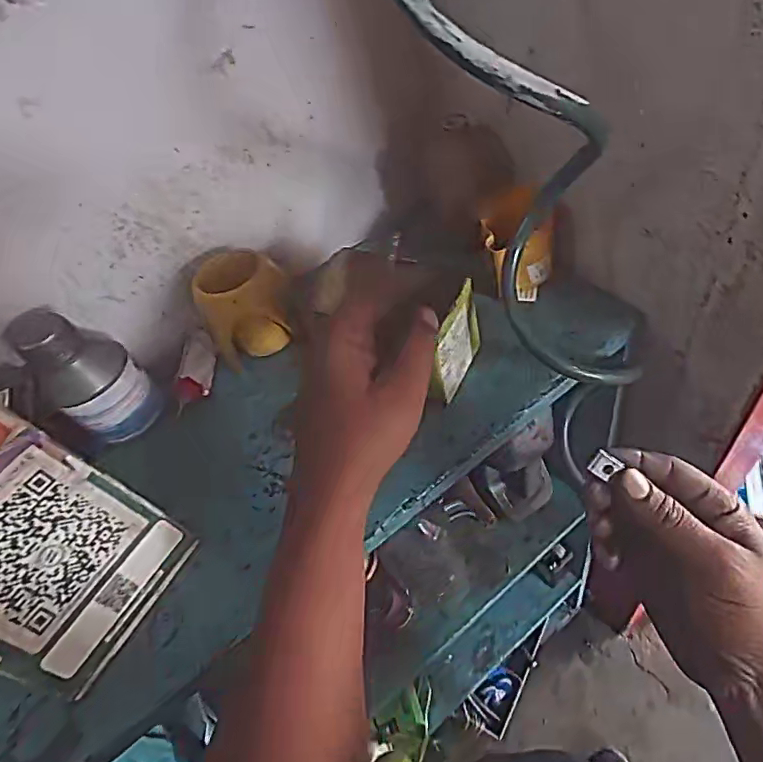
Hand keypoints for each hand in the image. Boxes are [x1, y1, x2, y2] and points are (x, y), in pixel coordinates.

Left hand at [291, 261, 438, 500]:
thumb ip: (416, 347)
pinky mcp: (329, 383)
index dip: (408, 278)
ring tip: (427, 312)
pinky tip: (404, 347)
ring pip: (361, 325)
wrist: (331, 488)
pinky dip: (384, 338)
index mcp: (340, 337)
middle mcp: (325, 342)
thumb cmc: (368, 439)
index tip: (439, 273)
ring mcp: (323, 364)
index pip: (374, 290)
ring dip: (393, 316)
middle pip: (363, 303)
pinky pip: (358, 345)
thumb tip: (425, 312)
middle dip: (400, 292)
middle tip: (437, 289)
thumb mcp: (403, 392)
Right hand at [588, 450, 762, 703]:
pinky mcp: (652, 578)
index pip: (671, 473)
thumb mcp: (715, 563)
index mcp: (718, 510)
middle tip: (595, 502)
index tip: (605, 465)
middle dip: (615, 494)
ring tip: (601, 533)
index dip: (637, 466)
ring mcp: (669, 552)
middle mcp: (690, 525)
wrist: (754, 685)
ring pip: (627, 522)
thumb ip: (669, 521)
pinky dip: (609, 549)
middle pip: (642, 495)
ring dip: (608, 521)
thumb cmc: (756, 622)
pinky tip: (608, 557)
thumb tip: (630, 480)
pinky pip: (622, 551)